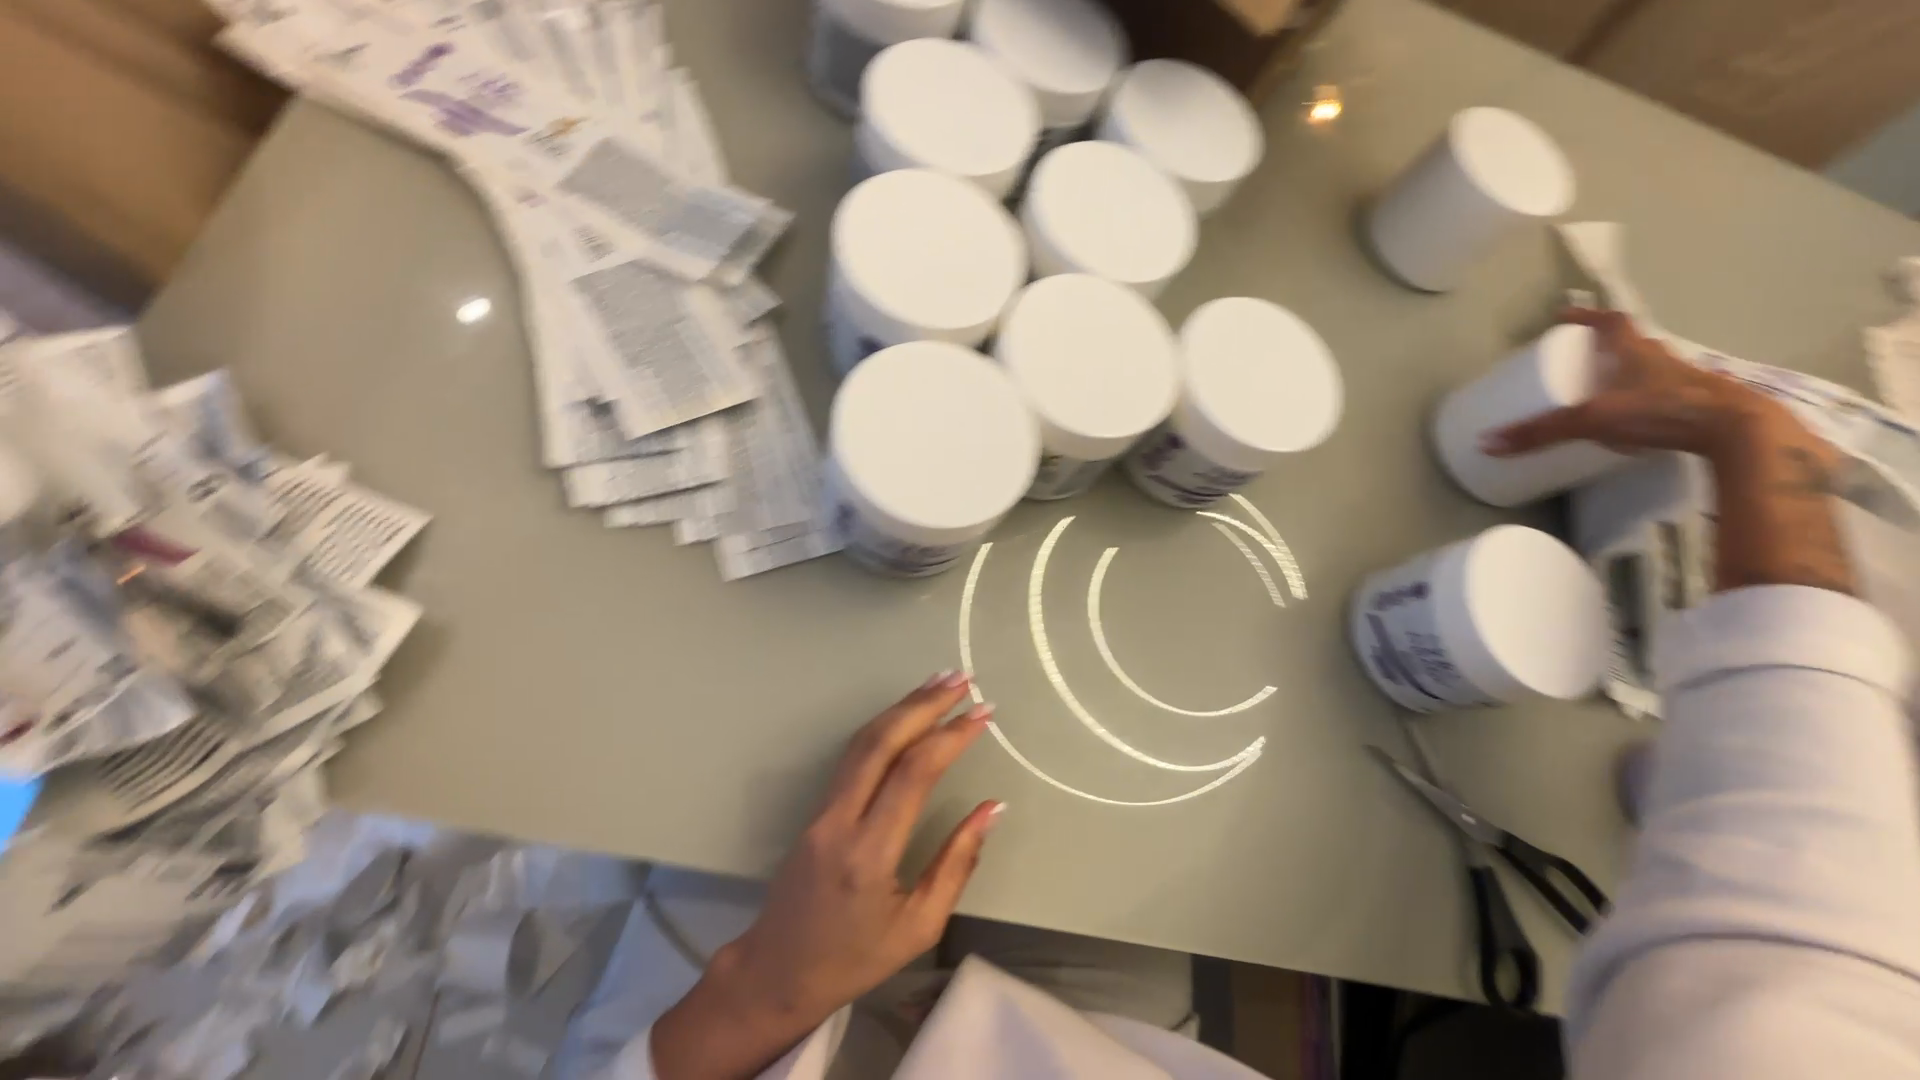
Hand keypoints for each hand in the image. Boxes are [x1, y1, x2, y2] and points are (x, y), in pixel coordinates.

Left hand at [651, 673, 1003, 1079]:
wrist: (777, 971)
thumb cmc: (856, 958)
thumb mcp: (920, 926)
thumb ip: (957, 863)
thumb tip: (991, 808)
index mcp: (870, 854)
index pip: (914, 774)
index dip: (951, 737)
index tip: (984, 714)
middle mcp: (841, 820)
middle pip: (881, 742)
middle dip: (924, 705)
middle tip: (963, 680)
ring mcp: (822, 810)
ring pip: (861, 742)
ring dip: (902, 707)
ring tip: (940, 683)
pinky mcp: (815, 809)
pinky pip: (852, 756)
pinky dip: (883, 727)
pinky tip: (906, 715)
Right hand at [1486, 308, 1852, 594]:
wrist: (1739, 429)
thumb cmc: (1664, 410)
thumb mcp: (1593, 420)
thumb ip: (1541, 432)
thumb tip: (1486, 443)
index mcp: (1634, 349)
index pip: (1609, 321)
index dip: (1586, 316)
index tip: (1564, 316)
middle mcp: (1662, 357)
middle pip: (1631, 342)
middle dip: (1604, 348)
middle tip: (1579, 359)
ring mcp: (1686, 380)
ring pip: (1651, 368)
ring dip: (1628, 374)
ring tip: (1603, 391)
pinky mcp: (1701, 404)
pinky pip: (1666, 394)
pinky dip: (1648, 400)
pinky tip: (1637, 419)